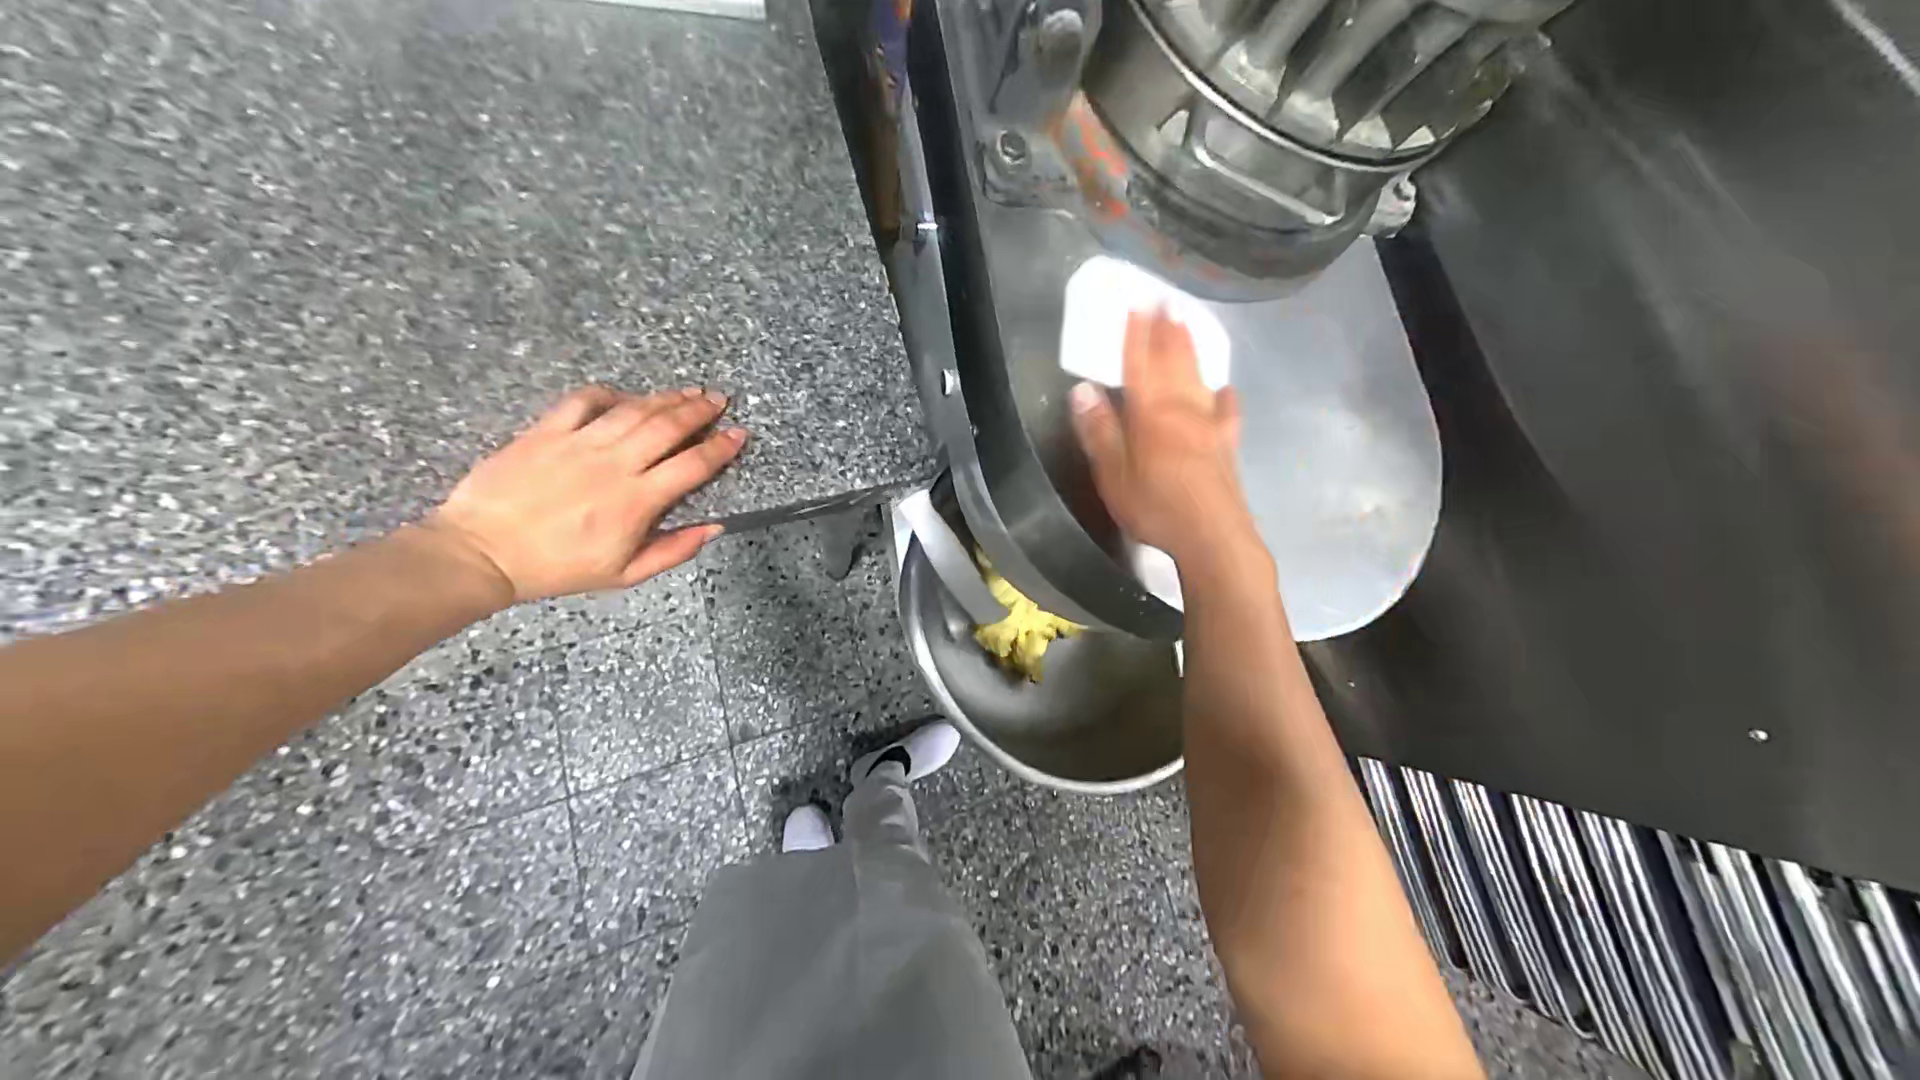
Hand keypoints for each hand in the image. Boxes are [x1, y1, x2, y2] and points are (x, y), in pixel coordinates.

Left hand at [421, 386, 747, 602]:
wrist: (483, 552)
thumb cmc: (559, 568)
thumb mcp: (625, 574)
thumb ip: (674, 550)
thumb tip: (714, 527)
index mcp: (637, 501)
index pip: (692, 465)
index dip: (721, 448)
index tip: (739, 434)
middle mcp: (614, 465)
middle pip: (668, 427)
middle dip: (699, 410)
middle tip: (719, 400)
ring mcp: (579, 443)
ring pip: (634, 410)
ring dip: (666, 398)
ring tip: (688, 391)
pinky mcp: (546, 431)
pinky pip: (584, 400)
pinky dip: (610, 394)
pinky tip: (625, 397)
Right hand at [1069, 311, 1262, 573]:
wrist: (1213, 536)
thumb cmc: (1155, 507)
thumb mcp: (1113, 475)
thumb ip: (1099, 432)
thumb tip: (1082, 391)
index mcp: (1149, 414)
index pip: (1139, 364)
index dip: (1135, 334)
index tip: (1136, 304)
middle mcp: (1181, 410)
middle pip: (1173, 361)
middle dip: (1167, 330)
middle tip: (1167, 300)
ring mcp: (1209, 425)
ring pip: (1198, 377)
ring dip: (1192, 349)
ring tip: (1188, 324)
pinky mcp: (1226, 445)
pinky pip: (1226, 411)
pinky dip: (1224, 396)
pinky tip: (1225, 389)